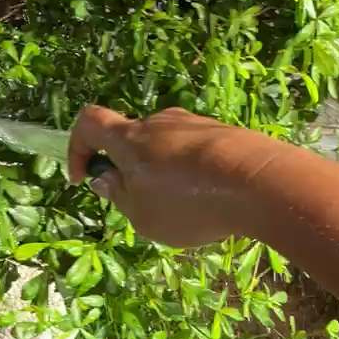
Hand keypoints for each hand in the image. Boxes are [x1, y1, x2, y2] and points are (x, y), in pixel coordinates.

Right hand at [67, 106, 289, 246]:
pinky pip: (196, 151)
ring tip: (185, 208)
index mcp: (130, 139)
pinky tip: (213, 200)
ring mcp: (195, 123)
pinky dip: (193, 173)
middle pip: (132, 138)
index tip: (84, 178)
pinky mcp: (224, 132)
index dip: (78, 147)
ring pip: (166, 146)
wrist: (260, 182)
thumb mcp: (143, 216)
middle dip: (129, 169)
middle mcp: (159, 122)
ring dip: (163, 172)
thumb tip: (105, 178)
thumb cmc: (189, 204)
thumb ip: (120, 196)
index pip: (89, 123)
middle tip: (144, 204)